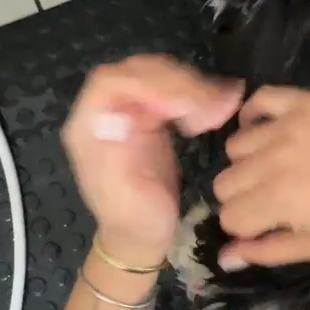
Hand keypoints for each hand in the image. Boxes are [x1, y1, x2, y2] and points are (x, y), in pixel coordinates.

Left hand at [62, 56, 242, 266]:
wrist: (143, 237)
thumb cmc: (134, 222)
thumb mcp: (124, 197)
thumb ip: (116, 156)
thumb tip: (119, 115)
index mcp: (88, 129)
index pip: (109, 82)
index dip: (146, 82)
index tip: (180, 104)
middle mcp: (104, 112)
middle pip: (137, 72)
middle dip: (177, 82)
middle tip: (210, 105)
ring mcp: (128, 111)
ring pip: (159, 76)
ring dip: (192, 86)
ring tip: (221, 108)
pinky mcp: (150, 115)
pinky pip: (173, 91)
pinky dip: (198, 95)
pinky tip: (220, 107)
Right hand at [212, 86, 309, 267]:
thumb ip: (266, 252)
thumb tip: (225, 257)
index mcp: (278, 200)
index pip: (228, 215)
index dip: (243, 226)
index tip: (265, 225)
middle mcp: (275, 160)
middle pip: (224, 182)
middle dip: (242, 197)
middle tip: (273, 199)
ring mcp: (289, 126)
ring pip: (235, 145)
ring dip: (249, 161)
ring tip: (280, 167)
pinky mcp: (306, 102)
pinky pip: (259, 99)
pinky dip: (254, 115)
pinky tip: (269, 131)